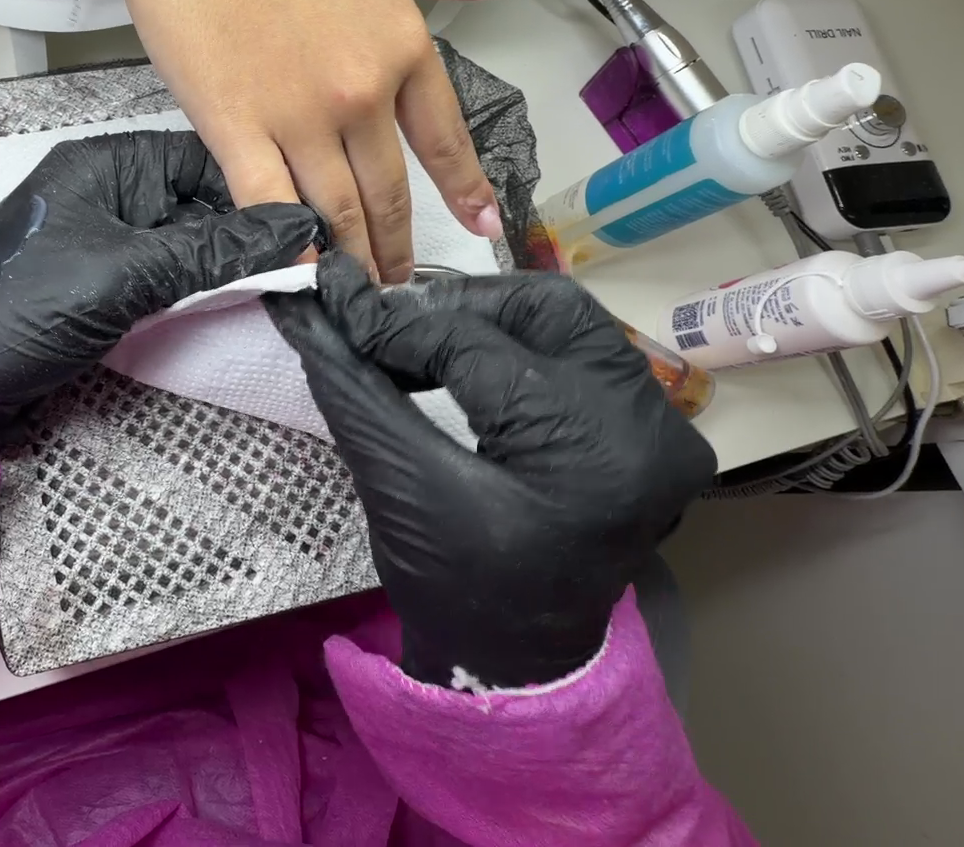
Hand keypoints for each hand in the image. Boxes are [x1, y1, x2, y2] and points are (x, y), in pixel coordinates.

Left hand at [0, 131, 316, 455]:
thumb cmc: (23, 310)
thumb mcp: (124, 273)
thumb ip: (211, 251)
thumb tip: (295, 231)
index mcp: (106, 164)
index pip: (201, 158)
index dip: (256, 189)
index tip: (313, 225)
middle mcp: (108, 192)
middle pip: (197, 201)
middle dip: (245, 234)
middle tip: (310, 265)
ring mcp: (104, 241)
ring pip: (184, 242)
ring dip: (225, 265)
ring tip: (285, 287)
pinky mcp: (101, 285)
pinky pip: (162, 276)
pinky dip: (196, 290)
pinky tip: (235, 304)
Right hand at [81, 0, 554, 283]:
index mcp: (402, 46)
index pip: (443, 138)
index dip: (465, 188)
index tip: (480, 227)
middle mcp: (360, 93)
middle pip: (388, 190)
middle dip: (397, 244)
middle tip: (399, 280)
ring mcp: (298, 117)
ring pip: (335, 207)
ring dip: (352, 255)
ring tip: (359, 288)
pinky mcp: (235, 129)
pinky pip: (269, 202)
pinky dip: (289, 243)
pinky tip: (303, 275)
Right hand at [265, 255, 715, 687]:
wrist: (515, 663)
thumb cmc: (452, 588)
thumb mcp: (395, 482)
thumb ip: (349, 384)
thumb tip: (302, 308)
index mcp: (588, 448)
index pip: (473, 344)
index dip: (389, 321)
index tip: (330, 301)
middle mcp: (649, 424)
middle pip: (541, 308)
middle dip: (448, 306)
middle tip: (381, 326)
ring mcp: (661, 426)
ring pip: (563, 321)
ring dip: (480, 319)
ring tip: (413, 345)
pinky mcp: (648, 431)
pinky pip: (576, 353)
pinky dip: (510, 345)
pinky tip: (458, 366)